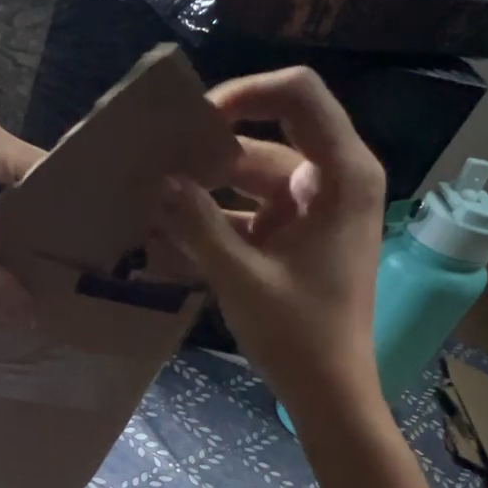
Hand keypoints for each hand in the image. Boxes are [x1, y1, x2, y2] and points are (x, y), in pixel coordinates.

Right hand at [146, 67, 387, 395]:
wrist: (329, 393)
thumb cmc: (299, 335)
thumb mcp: (241, 278)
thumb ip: (197, 225)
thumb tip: (157, 182)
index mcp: (340, 177)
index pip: (298, 97)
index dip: (244, 93)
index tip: (190, 121)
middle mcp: (330, 182)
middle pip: (262, 144)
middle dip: (205, 157)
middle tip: (149, 167)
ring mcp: (311, 212)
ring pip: (248, 183)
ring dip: (202, 196)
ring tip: (147, 204)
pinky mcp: (293, 240)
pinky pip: (247, 217)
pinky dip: (212, 225)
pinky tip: (165, 238)